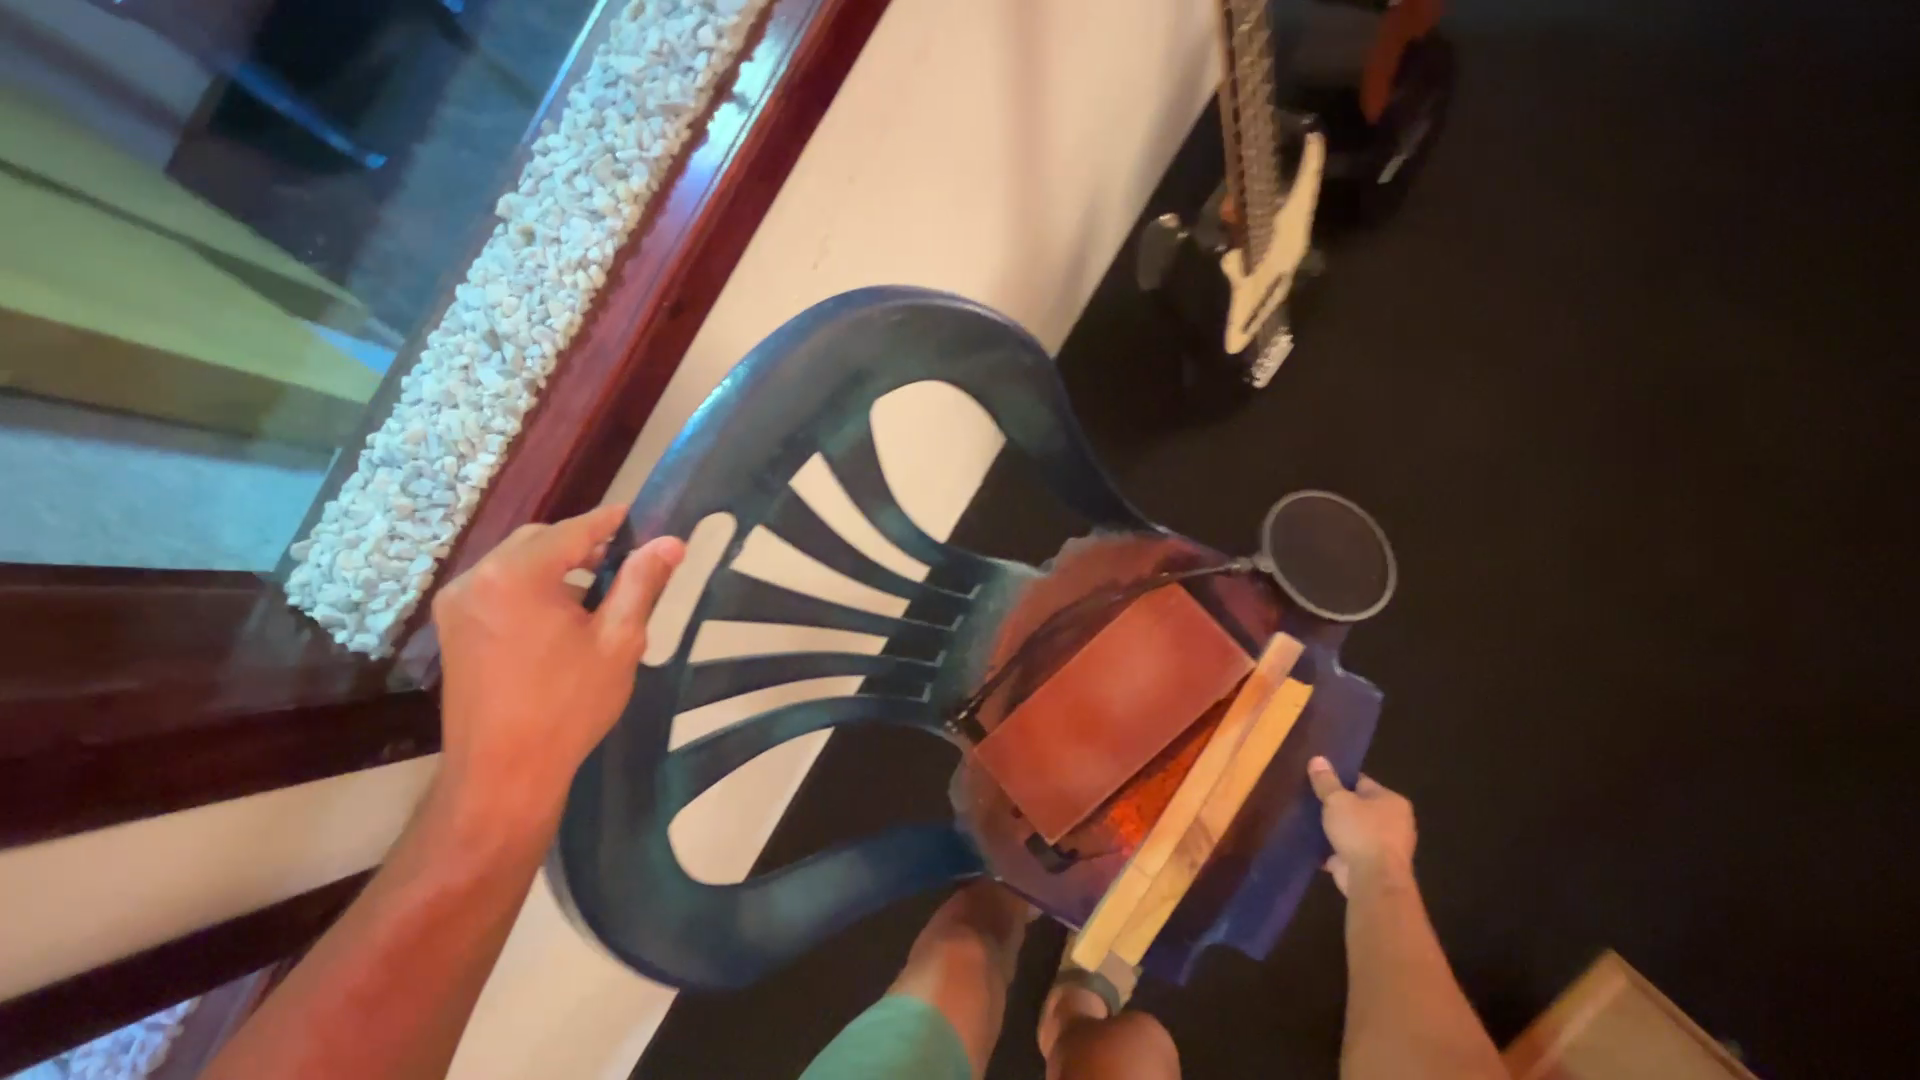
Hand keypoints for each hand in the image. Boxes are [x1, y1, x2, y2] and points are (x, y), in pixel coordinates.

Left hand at [433, 503, 683, 820]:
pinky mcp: (452, 627)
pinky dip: (530, 586)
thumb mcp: (618, 641)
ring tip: (596, 590)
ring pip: (515, 562)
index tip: (641, 518)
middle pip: (538, 541)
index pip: (573, 530)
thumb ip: (640, 583)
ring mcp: (457, 603)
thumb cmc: (568, 706)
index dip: (610, 522)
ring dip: (555, 565)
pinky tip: (559, 614)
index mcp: (516, 576)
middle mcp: (476, 578)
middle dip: (581, 544)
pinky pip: (497, 586)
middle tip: (625, 561)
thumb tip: (670, 543)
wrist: (502, 772)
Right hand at [1309, 756, 1416, 895]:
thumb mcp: (1337, 800)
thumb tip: (1317, 758)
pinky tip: (1311, 845)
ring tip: (1307, 822)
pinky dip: (1332, 850)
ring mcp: (1384, 847)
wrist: (1372, 879)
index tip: (1318, 781)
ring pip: (1352, 831)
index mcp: (1392, 801)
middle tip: (1310, 801)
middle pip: (1358, 808)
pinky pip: (1347, 852)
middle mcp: (1394, 823)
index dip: (1339, 781)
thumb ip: (1326, 781)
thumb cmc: (1361, 831)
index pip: (1362, 783)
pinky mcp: (1371, 867)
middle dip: (1336, 808)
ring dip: (1333, 830)